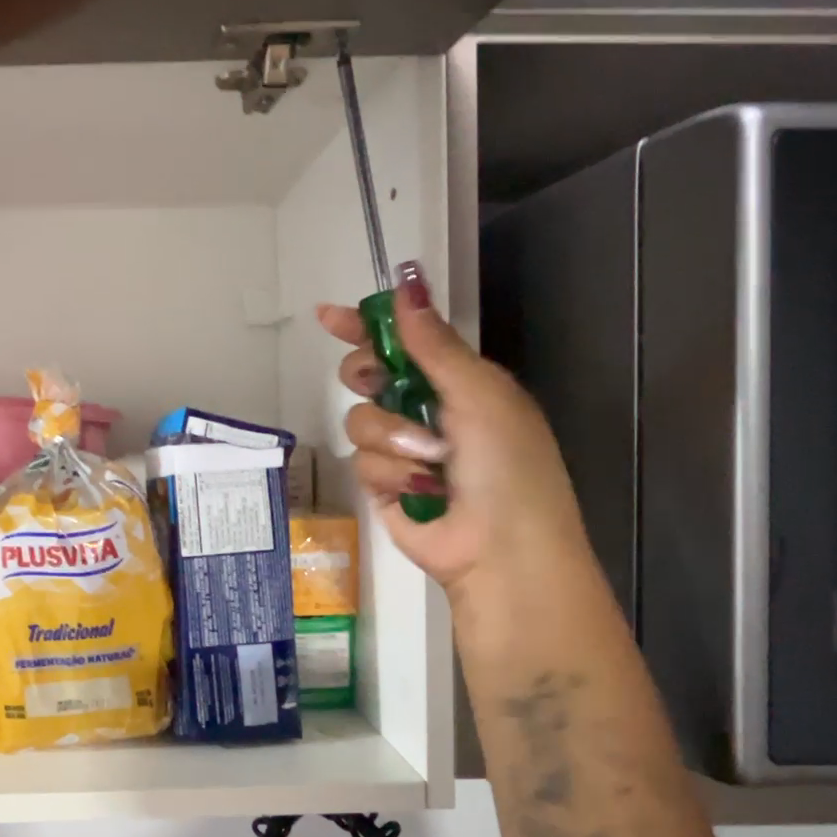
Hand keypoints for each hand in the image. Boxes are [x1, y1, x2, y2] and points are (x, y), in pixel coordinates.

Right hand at [317, 265, 591, 598]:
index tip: (330, 316)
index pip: (403, 341)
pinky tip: (418, 491)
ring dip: (392, 436)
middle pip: (367, 375)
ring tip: (428, 460)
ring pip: (360, 419)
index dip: (366, 325)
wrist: (502, 551)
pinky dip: (391, 473)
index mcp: (458, 382)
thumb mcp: (479, 394)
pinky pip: (362, 460)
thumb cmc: (507, 465)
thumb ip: (434, 344)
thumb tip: (405, 285)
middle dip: (367, 377)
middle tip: (376, 383)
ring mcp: (402, 449)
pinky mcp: (382, 485)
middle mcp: (426, 410)